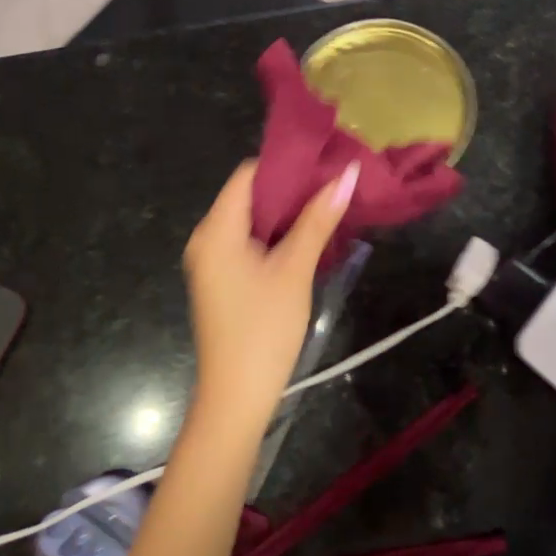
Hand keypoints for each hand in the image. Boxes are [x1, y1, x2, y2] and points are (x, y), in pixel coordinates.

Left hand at [183, 160, 357, 421]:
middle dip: (294, 186)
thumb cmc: (263, 329)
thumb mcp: (295, 270)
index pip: (249, 174)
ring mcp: (215, 261)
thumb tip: (347, 173)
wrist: (237, 397)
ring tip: (333, 200)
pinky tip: (313, 233)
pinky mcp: (226, 279)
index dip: (287, 163)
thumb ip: (319, 219)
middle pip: (252, 195)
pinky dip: (280, 233)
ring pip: (255, 219)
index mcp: (216, 231)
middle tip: (338, 178)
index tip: (327, 158)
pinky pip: (253, 241)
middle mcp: (208, 239)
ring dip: (291, 211)